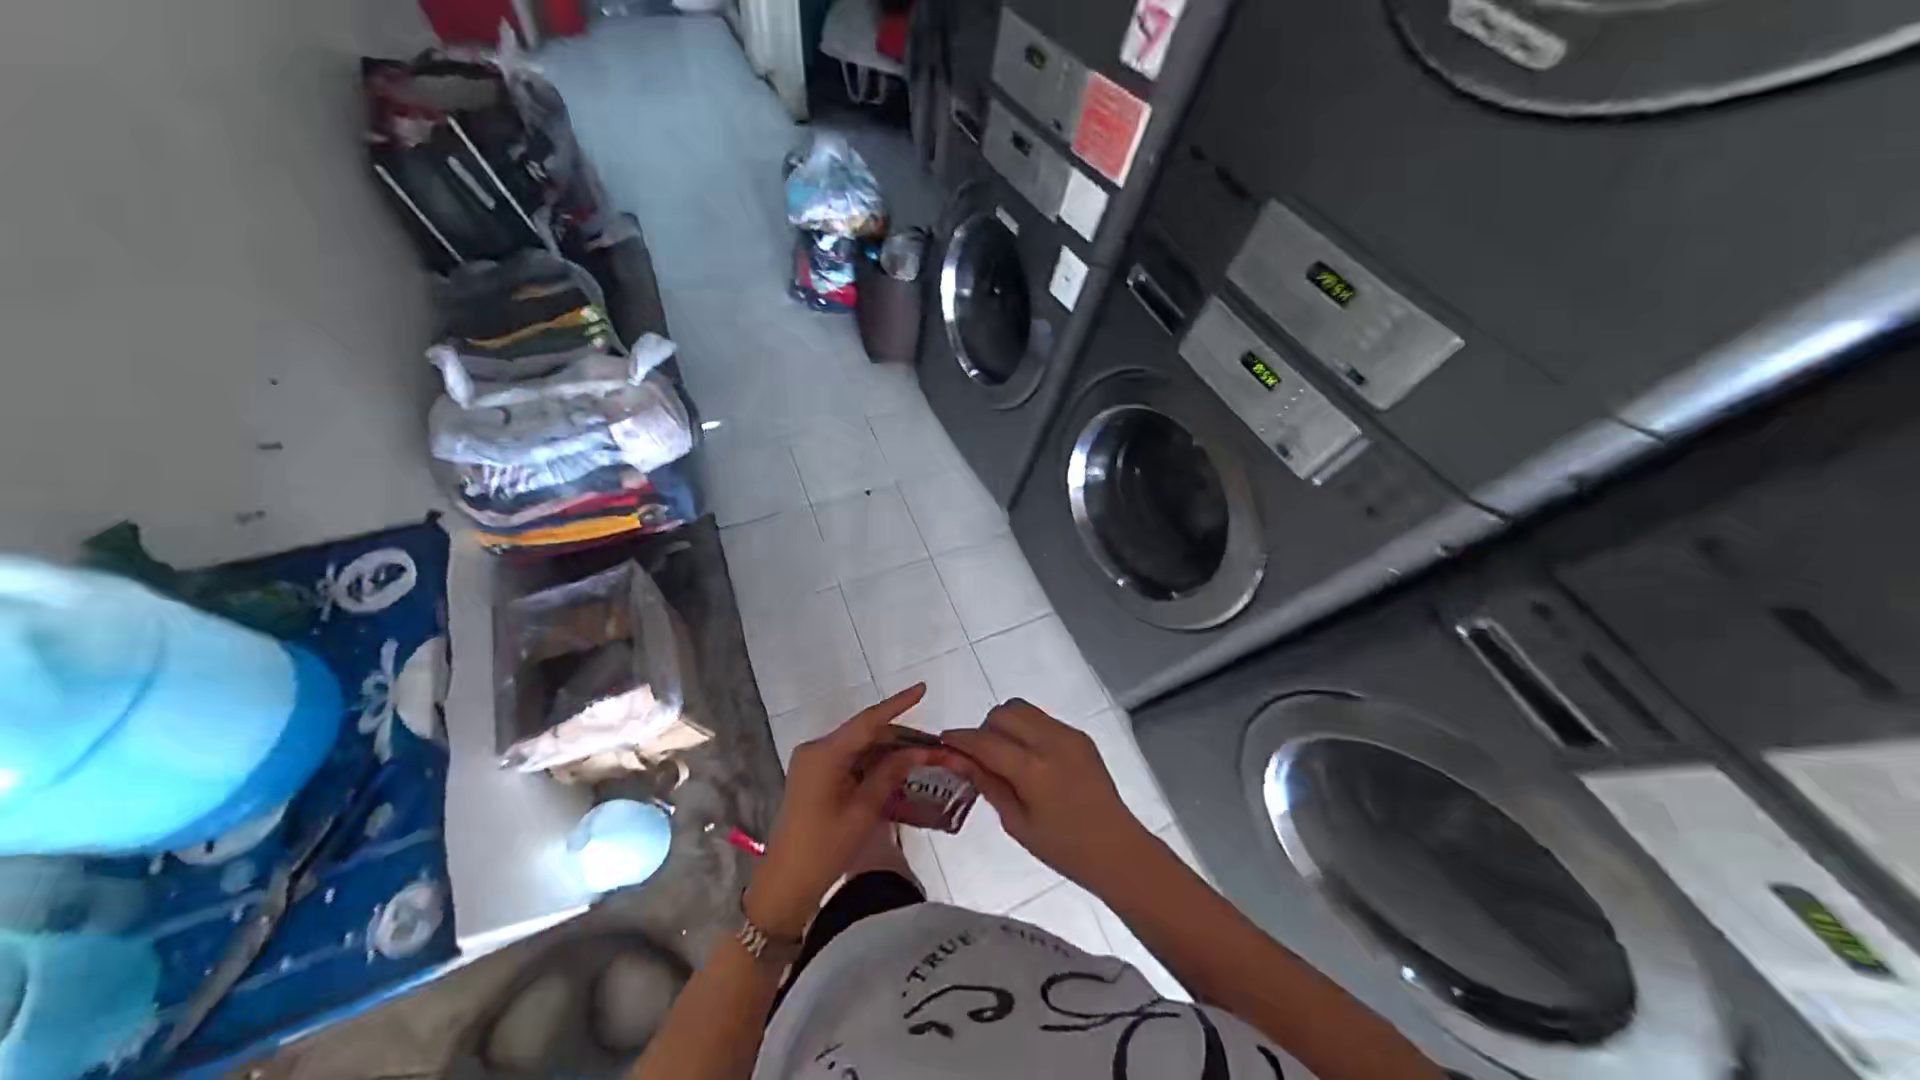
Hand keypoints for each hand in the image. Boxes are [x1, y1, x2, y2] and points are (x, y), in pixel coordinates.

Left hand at [744, 684, 957, 938]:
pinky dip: (872, 764)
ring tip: (921, 757)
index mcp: (824, 753)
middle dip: (898, 737)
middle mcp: (816, 750)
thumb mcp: (864, 810)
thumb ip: (890, 773)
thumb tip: (917, 750)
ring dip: (887, 752)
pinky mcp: (815, 777)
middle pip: (864, 734)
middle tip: (932, 745)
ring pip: (858, 747)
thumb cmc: (826, 847)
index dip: (897, 704)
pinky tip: (895, 771)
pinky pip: (849, 760)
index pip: (868, 721)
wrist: (787, 882)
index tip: (922, 689)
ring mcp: (813, 763)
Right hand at [942, 700, 1158, 893]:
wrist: (1117, 849)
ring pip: (1023, 709)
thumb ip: (987, 784)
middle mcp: (1051, 742)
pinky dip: (1027, 730)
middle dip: (984, 729)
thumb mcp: (1016, 822)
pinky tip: (1030, 760)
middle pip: (1003, 713)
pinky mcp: (1080, 737)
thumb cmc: (1063, 848)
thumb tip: (958, 760)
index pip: (985, 741)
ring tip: (1006, 757)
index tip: (944, 743)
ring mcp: (1068, 735)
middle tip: (981, 757)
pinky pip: (1042, 720)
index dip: (960, 740)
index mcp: (1033, 770)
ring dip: (1006, 725)